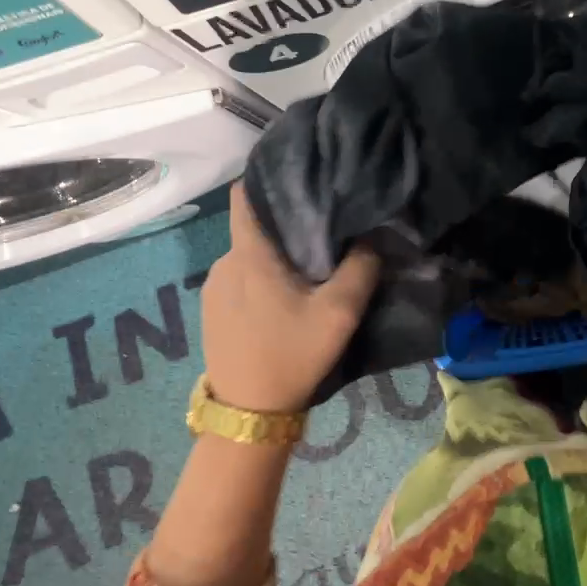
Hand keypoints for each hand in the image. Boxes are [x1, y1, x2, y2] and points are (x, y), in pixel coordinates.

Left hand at [201, 183, 380, 413]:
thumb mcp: (340, 313)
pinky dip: (266, 273)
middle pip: (257, 224)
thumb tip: (372, 233)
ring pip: (252, 252)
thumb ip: (362, 267)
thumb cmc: (291, 355)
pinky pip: (243, 275)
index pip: (247, 194)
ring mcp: (215, 287)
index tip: (305, 169)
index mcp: (250, 255)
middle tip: (328, 220)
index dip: (272, 176)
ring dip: (279, 251)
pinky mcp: (214, 309)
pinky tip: (290, 291)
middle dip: (289, 219)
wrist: (248, 415)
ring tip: (313, 258)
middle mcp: (225, 262)